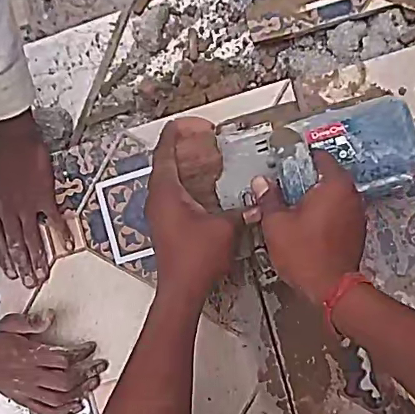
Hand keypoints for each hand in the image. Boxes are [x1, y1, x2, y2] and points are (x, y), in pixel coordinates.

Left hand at [0, 111, 73, 288]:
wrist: (6, 132)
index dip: (3, 258)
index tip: (11, 273)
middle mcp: (6, 210)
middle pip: (14, 245)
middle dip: (23, 266)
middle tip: (30, 283)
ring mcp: (25, 205)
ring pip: (31, 238)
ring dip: (38, 258)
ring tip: (44, 274)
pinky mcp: (43, 197)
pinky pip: (52, 221)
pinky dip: (60, 234)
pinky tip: (65, 247)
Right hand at [0, 312, 107, 413]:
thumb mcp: (9, 324)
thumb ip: (30, 322)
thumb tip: (50, 317)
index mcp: (29, 356)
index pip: (63, 358)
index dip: (81, 354)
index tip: (91, 348)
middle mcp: (30, 376)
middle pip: (66, 381)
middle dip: (87, 374)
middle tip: (99, 367)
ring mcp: (28, 391)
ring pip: (59, 398)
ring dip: (80, 392)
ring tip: (93, 384)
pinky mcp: (25, 400)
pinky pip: (46, 411)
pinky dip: (64, 411)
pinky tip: (77, 406)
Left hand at [146, 117, 239, 305]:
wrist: (182, 289)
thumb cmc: (194, 260)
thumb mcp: (225, 228)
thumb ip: (241, 211)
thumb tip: (255, 204)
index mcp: (165, 190)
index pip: (166, 147)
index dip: (182, 131)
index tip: (199, 124)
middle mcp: (158, 198)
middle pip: (169, 160)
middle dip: (190, 148)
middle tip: (210, 141)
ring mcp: (162, 213)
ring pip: (174, 179)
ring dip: (193, 167)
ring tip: (214, 161)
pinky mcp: (169, 225)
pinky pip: (179, 195)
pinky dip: (194, 186)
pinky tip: (213, 189)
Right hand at [248, 150, 363, 302]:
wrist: (331, 289)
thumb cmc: (305, 255)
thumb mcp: (277, 224)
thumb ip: (269, 199)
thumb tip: (261, 184)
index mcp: (335, 185)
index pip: (320, 156)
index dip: (300, 159)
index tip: (285, 166)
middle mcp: (352, 196)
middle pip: (328, 177)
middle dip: (307, 182)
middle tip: (285, 190)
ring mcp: (358, 215)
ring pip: (334, 198)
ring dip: (317, 200)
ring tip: (294, 211)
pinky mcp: (357, 233)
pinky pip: (339, 215)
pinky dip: (326, 216)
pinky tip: (309, 228)